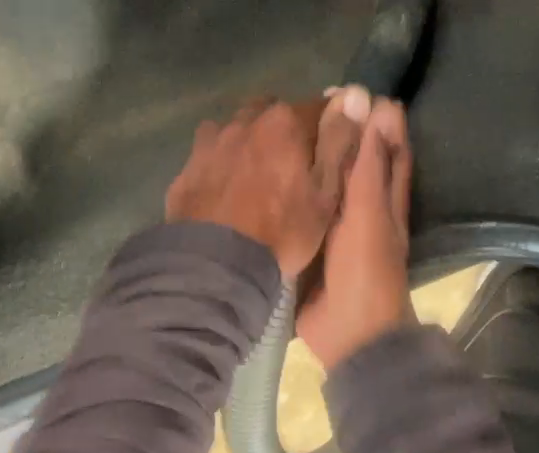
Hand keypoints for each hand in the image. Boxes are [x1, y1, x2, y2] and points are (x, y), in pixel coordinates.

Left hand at [165, 89, 369, 279]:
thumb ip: (339, 144)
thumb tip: (354, 98)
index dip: (327, 130)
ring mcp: (210, 144)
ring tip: (249, 181)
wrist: (215, 268)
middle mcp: (245, 121)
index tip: (327, 153)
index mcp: (285, 122)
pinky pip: (207, 158)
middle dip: (282, 132)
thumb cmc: (281, 235)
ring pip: (234, 130)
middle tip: (286, 169)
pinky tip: (220, 194)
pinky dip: (217, 168)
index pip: (318, 108)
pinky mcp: (185, 171)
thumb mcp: (325, 197)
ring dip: (246, 145)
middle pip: (271, 114)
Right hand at [297, 97, 416, 370]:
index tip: (348, 91)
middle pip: (353, 171)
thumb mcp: (368, 215)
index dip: (377, 122)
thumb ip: (368, 168)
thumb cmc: (365, 274)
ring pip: (324, 196)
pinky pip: (302, 224)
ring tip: (284, 139)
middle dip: (339, 143)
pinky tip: (270, 190)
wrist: (349, 337)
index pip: (387, 153)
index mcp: (385, 203)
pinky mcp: (309, 259)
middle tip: (308, 110)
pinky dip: (292, 206)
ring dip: (311, 172)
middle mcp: (362, 217)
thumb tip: (377, 108)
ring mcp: (333, 239)